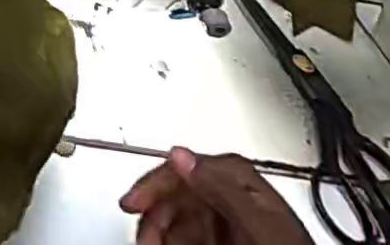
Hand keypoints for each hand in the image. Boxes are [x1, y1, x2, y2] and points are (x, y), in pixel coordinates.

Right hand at [120, 147, 309, 244]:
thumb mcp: (257, 226)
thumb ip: (219, 187)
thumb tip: (179, 154)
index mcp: (240, 179)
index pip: (179, 167)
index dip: (151, 186)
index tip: (131, 204)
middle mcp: (234, 193)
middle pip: (176, 194)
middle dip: (154, 217)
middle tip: (144, 239)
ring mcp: (234, 220)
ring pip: (179, 217)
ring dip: (161, 231)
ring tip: (152, 244)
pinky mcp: (232, 239)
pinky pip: (191, 234)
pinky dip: (175, 241)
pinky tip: (168, 244)